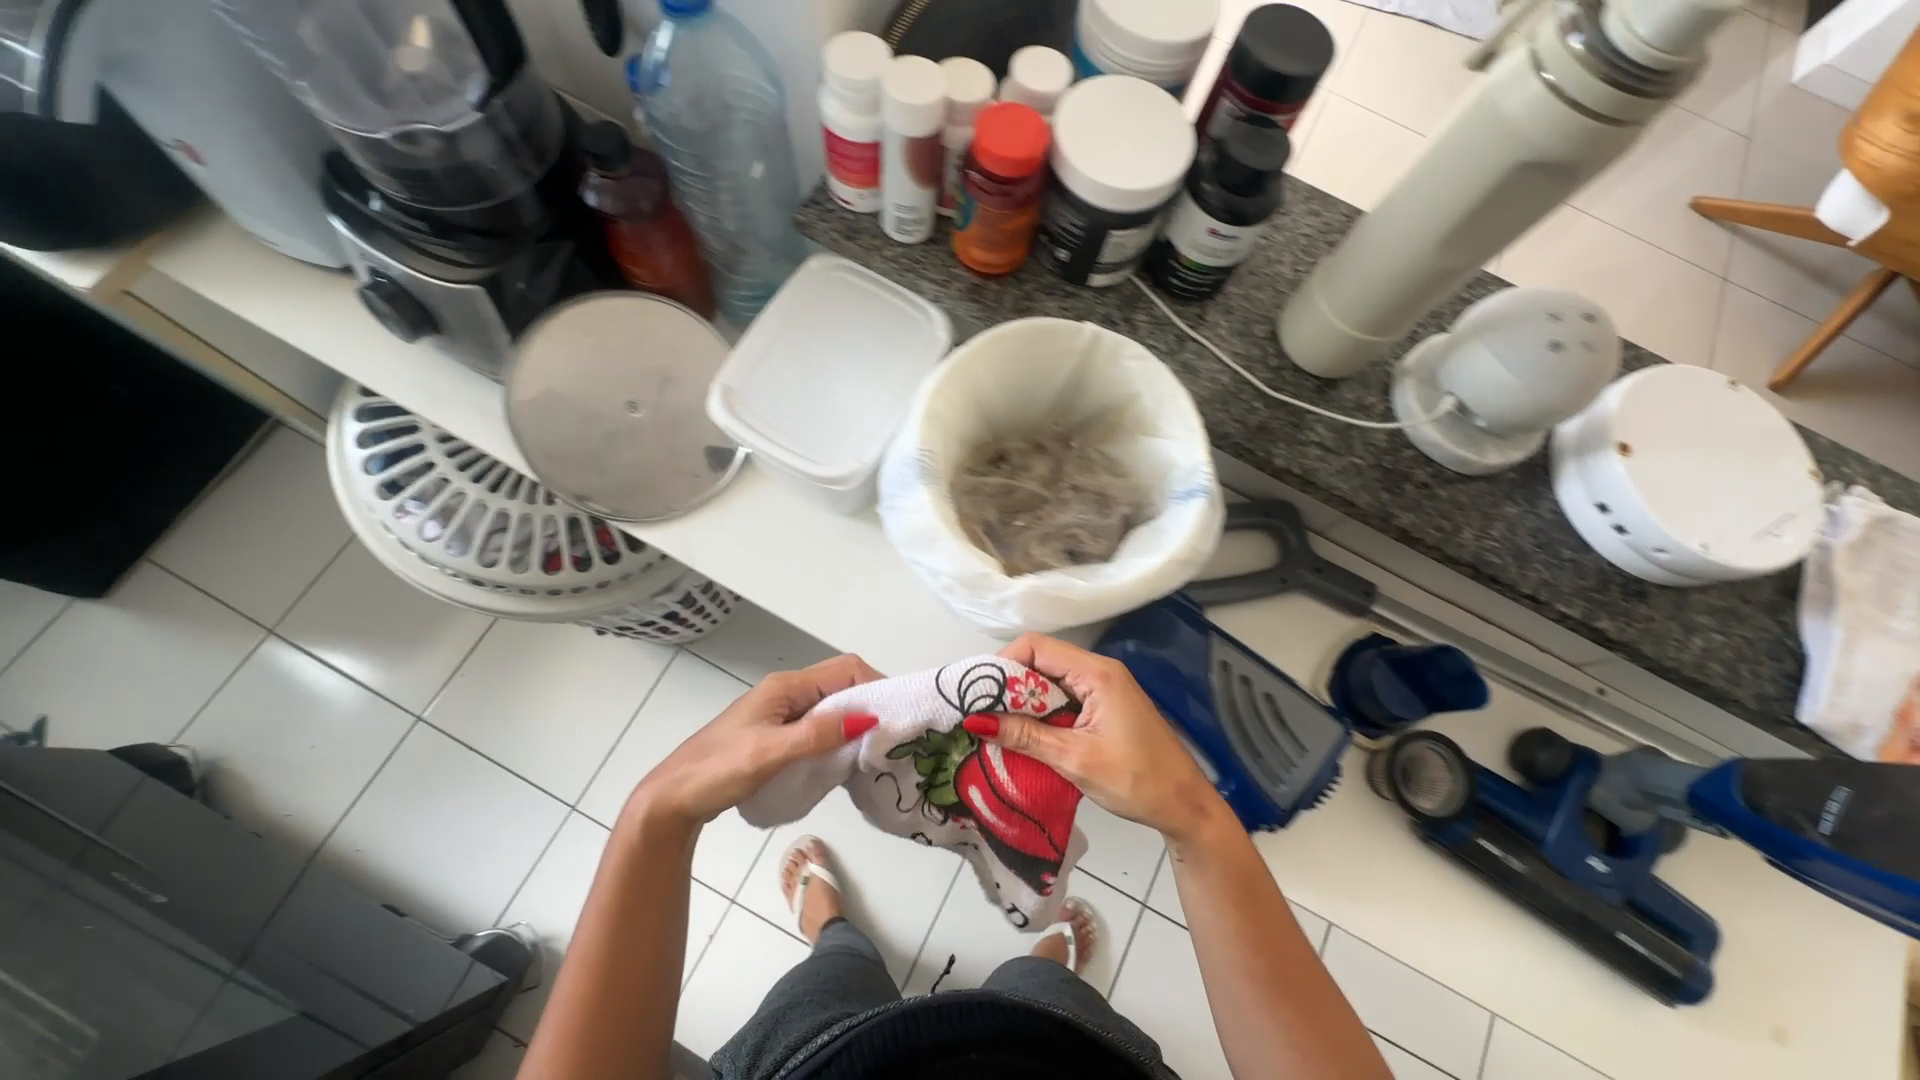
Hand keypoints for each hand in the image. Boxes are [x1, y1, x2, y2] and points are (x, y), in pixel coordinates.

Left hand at [633, 654, 883, 827]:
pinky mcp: (780, 737)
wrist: (673, 799)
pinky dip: (839, 740)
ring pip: (833, 709)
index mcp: (786, 687)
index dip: (875, 686)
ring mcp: (783, 716)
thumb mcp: (770, 753)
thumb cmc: (718, 770)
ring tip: (876, 753)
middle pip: (842, 686)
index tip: (896, 718)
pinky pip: (821, 729)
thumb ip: (817, 735)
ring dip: (856, 725)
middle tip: (894, 739)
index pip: (845, 670)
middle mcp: (788, 694)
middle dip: (871, 706)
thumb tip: (868, 718)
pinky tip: (847, 764)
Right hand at [965, 634, 1229, 843]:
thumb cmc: (1136, 781)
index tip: (978, 693)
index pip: (1037, 647)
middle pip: (1041, 660)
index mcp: (1097, 673)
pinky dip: (1040, 712)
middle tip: (979, 713)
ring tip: (994, 725)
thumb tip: (975, 721)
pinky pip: (1062, 697)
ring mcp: (1103, 688)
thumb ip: (1025, 736)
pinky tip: (1023, 733)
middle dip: (1008, 684)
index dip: (1003, 663)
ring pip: (1049, 680)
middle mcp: (1099, 671)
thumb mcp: (1075, 759)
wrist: (1185, 806)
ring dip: (1022, 701)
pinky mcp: (1103, 706)